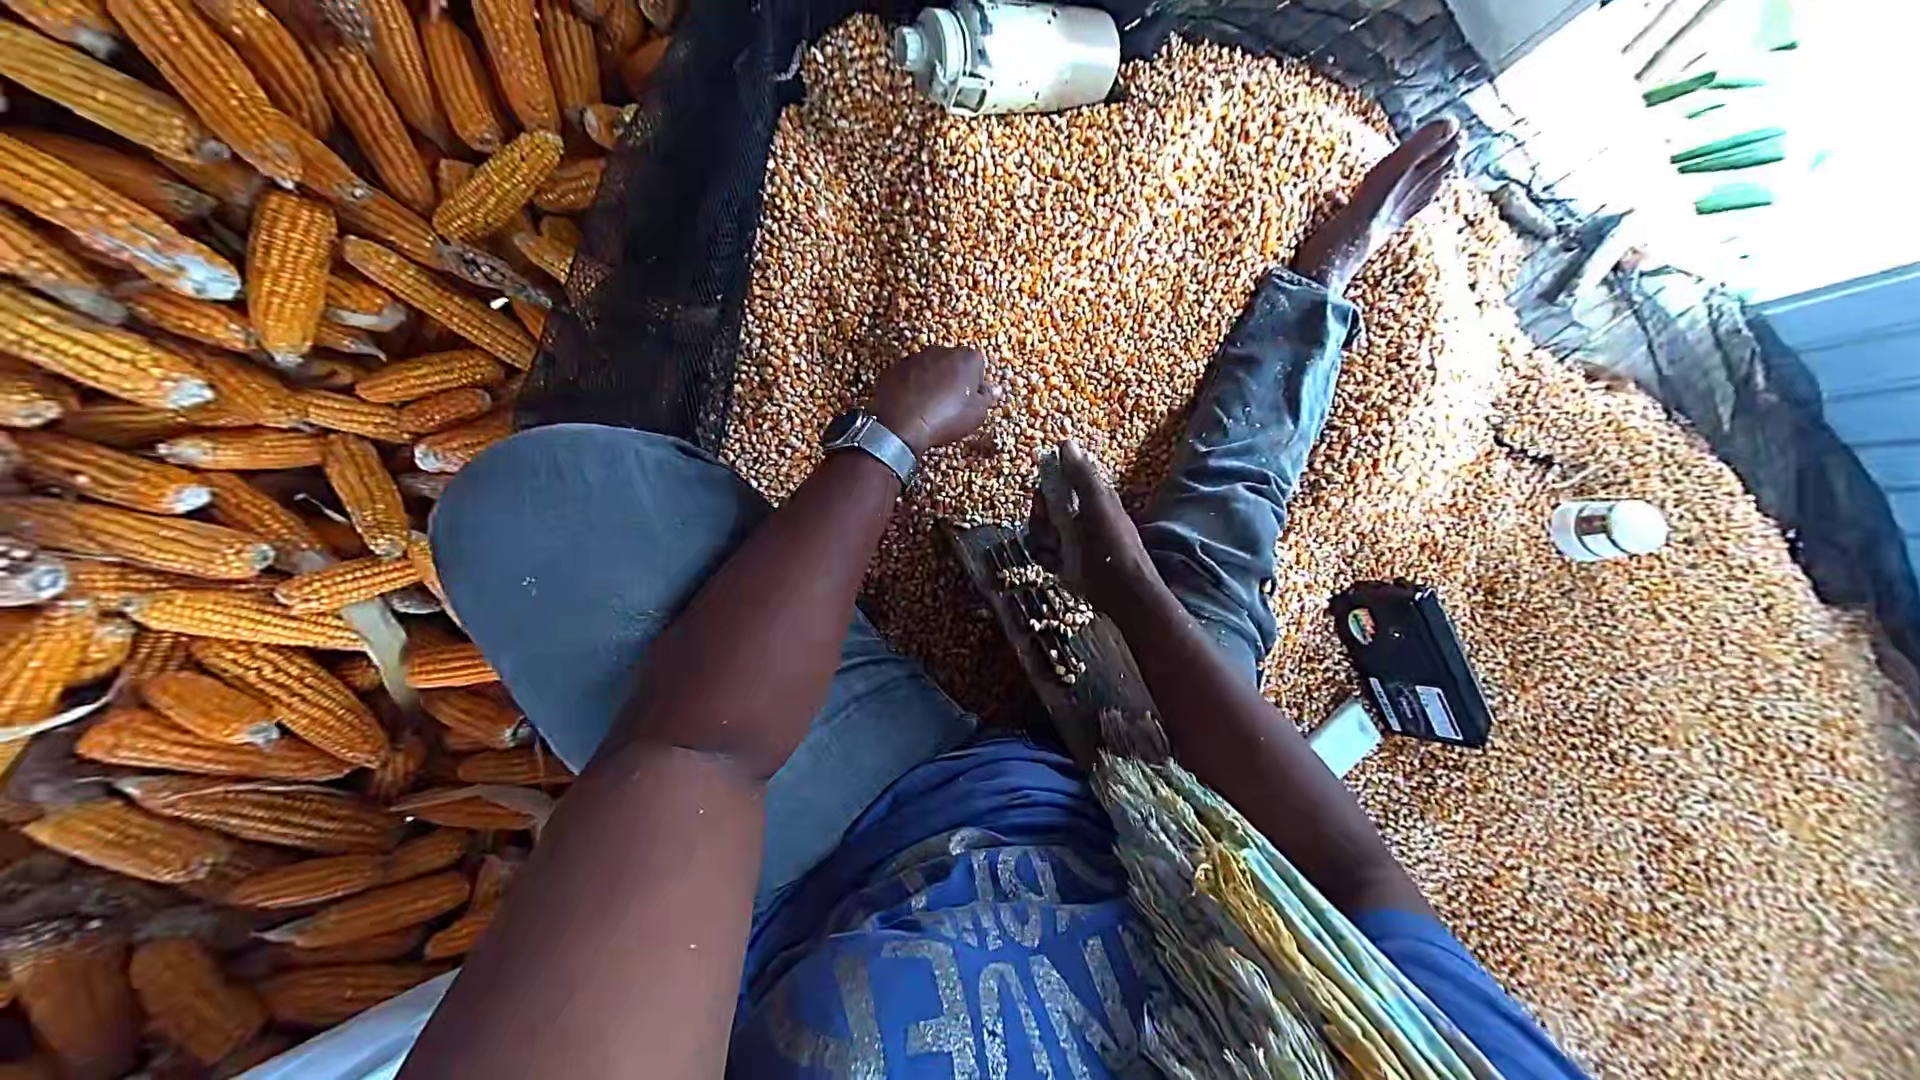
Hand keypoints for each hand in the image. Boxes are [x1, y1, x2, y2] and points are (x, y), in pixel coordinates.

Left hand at [870, 347, 999, 456]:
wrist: (901, 425)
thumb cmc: (945, 417)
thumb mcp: (977, 413)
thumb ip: (987, 397)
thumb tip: (992, 389)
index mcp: (966, 357)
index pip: (978, 365)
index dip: (975, 384)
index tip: (970, 400)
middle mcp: (940, 350)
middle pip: (953, 363)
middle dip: (953, 379)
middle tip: (951, 404)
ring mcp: (914, 358)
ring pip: (929, 367)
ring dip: (932, 382)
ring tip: (930, 407)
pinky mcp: (895, 368)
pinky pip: (909, 376)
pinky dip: (912, 386)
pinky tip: (912, 405)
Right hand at [1027, 439, 1161, 614]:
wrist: (1121, 592)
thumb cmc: (1113, 546)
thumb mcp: (1098, 505)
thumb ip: (1081, 476)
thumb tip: (1066, 443)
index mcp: (1090, 498)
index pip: (1057, 483)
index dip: (1045, 492)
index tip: (1044, 502)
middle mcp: (1078, 517)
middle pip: (1043, 508)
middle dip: (1041, 520)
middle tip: (1052, 531)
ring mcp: (1070, 540)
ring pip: (1039, 531)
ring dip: (1042, 541)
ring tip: (1057, 552)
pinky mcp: (1064, 561)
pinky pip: (1042, 552)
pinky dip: (1045, 558)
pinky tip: (1056, 565)